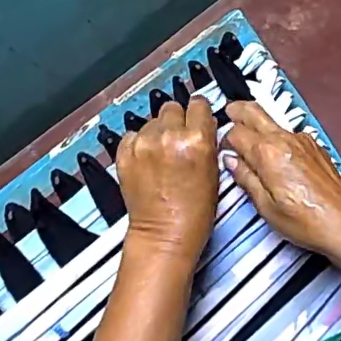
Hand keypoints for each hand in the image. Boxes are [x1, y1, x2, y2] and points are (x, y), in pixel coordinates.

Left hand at [116, 99, 220, 261]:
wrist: (163, 236)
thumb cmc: (192, 215)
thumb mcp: (215, 172)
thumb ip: (207, 140)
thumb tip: (204, 123)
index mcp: (195, 139)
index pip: (198, 103)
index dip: (198, 111)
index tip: (197, 115)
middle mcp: (167, 136)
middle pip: (172, 107)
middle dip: (177, 120)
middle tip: (179, 139)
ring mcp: (143, 144)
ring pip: (152, 120)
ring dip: (158, 132)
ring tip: (163, 154)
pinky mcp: (125, 153)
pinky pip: (133, 135)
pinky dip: (139, 143)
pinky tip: (148, 160)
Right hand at [223, 101, 340, 267]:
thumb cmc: (308, 221)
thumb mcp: (266, 207)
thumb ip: (246, 178)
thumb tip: (231, 163)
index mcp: (267, 153)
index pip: (235, 133)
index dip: (225, 140)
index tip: (222, 150)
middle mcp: (284, 139)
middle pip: (254, 111)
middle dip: (238, 110)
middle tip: (228, 112)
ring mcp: (301, 140)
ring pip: (272, 120)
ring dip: (257, 122)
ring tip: (249, 135)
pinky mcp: (314, 146)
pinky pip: (288, 133)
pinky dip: (276, 136)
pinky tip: (274, 153)